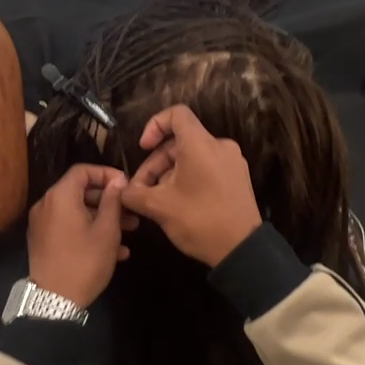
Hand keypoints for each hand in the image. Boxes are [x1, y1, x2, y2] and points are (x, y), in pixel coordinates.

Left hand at [27, 164, 130, 307]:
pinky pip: (68, 226)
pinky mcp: (43, 240)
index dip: (106, 173)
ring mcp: (42, 223)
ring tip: (130, 230)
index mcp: (60, 197)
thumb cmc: (84, 261)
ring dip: (102, 217)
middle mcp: (47, 205)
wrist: (54, 300)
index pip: (82, 171)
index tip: (125, 185)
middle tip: (131, 210)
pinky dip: (88, 230)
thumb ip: (112, 202)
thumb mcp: (106, 231)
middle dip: (108, 199)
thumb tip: (117, 181)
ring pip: (76, 211)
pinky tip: (115, 249)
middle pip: (79, 191)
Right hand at [118, 105, 261, 267]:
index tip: (143, 148)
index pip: (176, 114)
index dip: (154, 125)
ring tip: (157, 200)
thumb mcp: (158, 207)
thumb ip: (133, 193)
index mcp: (200, 144)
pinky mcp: (237, 178)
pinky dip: (188, 178)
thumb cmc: (198, 220)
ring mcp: (232, 162)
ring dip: (169, 173)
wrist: (242, 250)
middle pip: (180, 140)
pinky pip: (206, 167)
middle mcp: (219, 146)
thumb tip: (122, 190)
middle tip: (141, 189)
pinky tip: (178, 202)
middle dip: (156, 163)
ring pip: (192, 156)